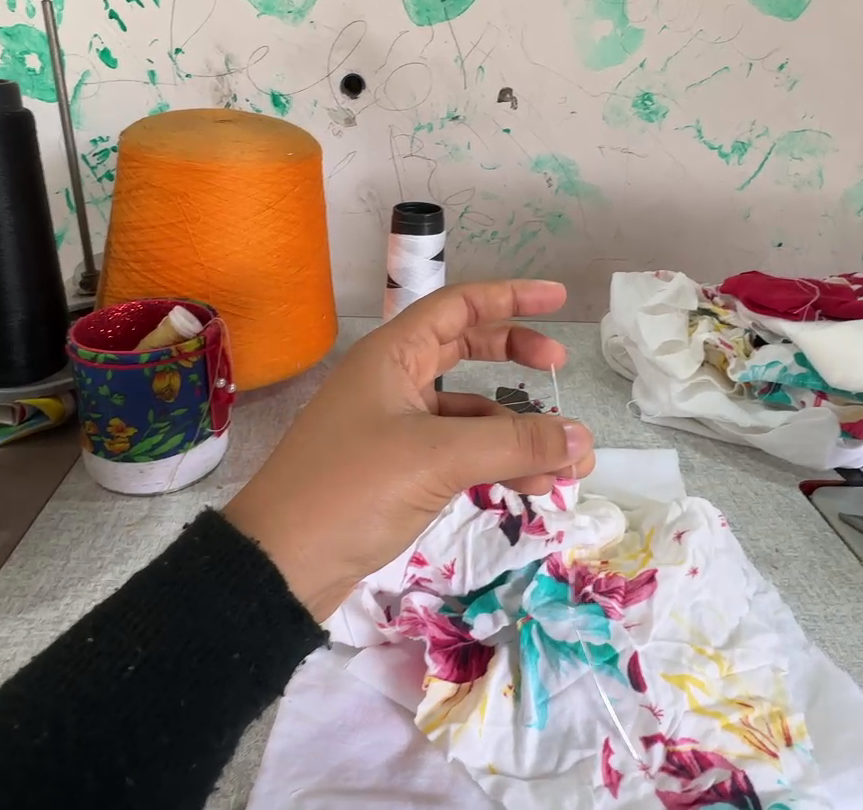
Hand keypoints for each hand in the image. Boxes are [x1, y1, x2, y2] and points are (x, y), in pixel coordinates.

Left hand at [222, 280, 595, 619]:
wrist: (280, 566)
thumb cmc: (351, 489)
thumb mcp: (436, 458)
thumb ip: (513, 444)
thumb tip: (582, 438)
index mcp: (392, 355)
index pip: (458, 306)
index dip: (510, 296)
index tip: (558, 299)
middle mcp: (393, 381)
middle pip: (464, 350)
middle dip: (515, 356)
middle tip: (559, 369)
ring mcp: (394, 427)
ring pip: (469, 413)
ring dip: (516, 432)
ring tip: (569, 465)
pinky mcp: (398, 470)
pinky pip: (459, 453)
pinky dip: (495, 464)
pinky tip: (532, 488)